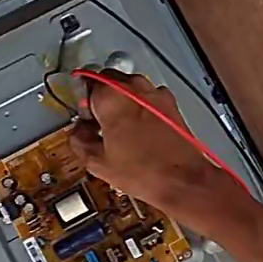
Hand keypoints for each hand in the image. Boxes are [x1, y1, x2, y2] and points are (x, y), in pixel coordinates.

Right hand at [68, 72, 235, 219]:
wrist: (183, 180)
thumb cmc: (147, 172)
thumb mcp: (98, 162)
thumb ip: (79, 140)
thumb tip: (78, 133)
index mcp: (111, 97)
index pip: (86, 83)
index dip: (82, 101)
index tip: (83, 115)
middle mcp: (135, 87)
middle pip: (109, 81)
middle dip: (102, 98)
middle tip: (98, 122)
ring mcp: (156, 94)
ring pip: (130, 88)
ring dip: (123, 102)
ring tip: (121, 131)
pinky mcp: (171, 104)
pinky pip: (149, 99)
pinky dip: (142, 109)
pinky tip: (140, 133)